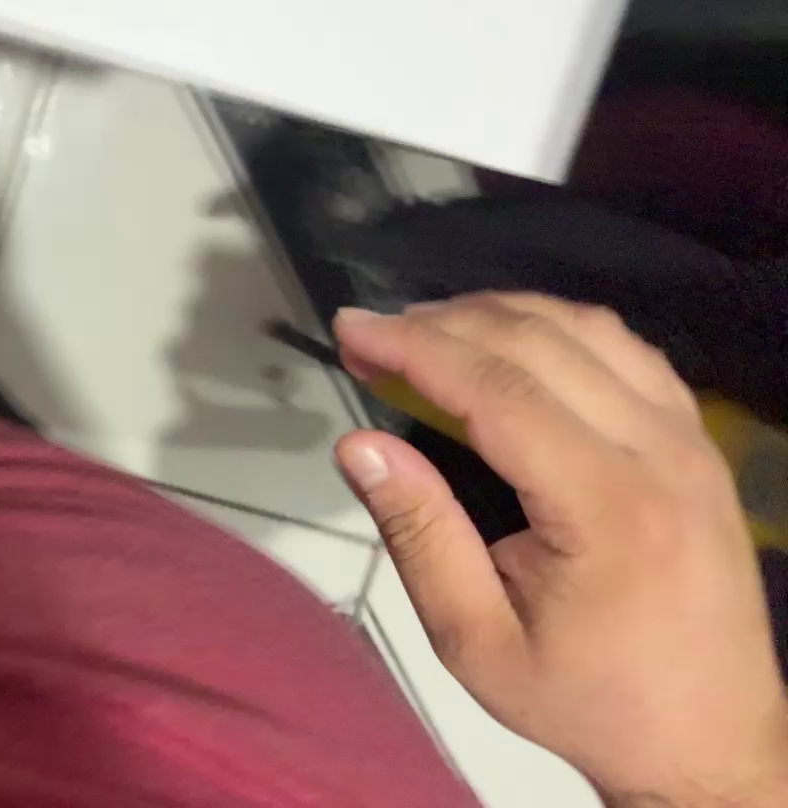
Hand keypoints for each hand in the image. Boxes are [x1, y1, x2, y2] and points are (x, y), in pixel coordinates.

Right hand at [332, 294, 787, 806]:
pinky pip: (623, 349)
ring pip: (586, 331)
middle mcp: (664, 459)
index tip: (347, 329)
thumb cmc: (581, 695)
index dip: (413, 345)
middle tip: (364, 334)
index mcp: (608, 509)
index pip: (497, 389)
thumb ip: (416, 530)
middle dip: (436, 322)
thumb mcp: (471, 634)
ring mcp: (693, 446)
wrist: (716, 749)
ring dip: (489, 314)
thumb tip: (357, 443)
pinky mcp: (698, 447)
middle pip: (538, 345)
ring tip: (418, 332)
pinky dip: (547, 327)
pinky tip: (498, 344)